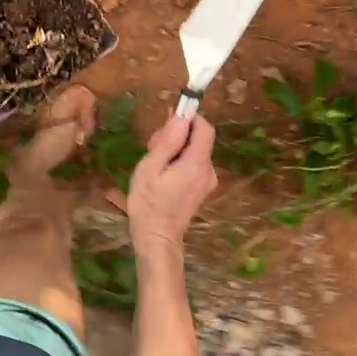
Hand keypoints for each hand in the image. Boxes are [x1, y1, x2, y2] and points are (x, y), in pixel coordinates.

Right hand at [124, 115, 218, 250]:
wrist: (156, 237)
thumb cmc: (148, 202)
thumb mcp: (150, 168)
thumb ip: (167, 142)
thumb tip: (180, 118)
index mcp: (197, 163)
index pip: (205, 128)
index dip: (189, 118)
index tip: (166, 121)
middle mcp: (208, 170)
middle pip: (198, 138)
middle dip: (176, 134)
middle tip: (151, 146)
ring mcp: (206, 180)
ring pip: (194, 150)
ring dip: (174, 148)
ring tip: (152, 162)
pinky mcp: (201, 187)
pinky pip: (192, 163)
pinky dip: (178, 160)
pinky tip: (160, 172)